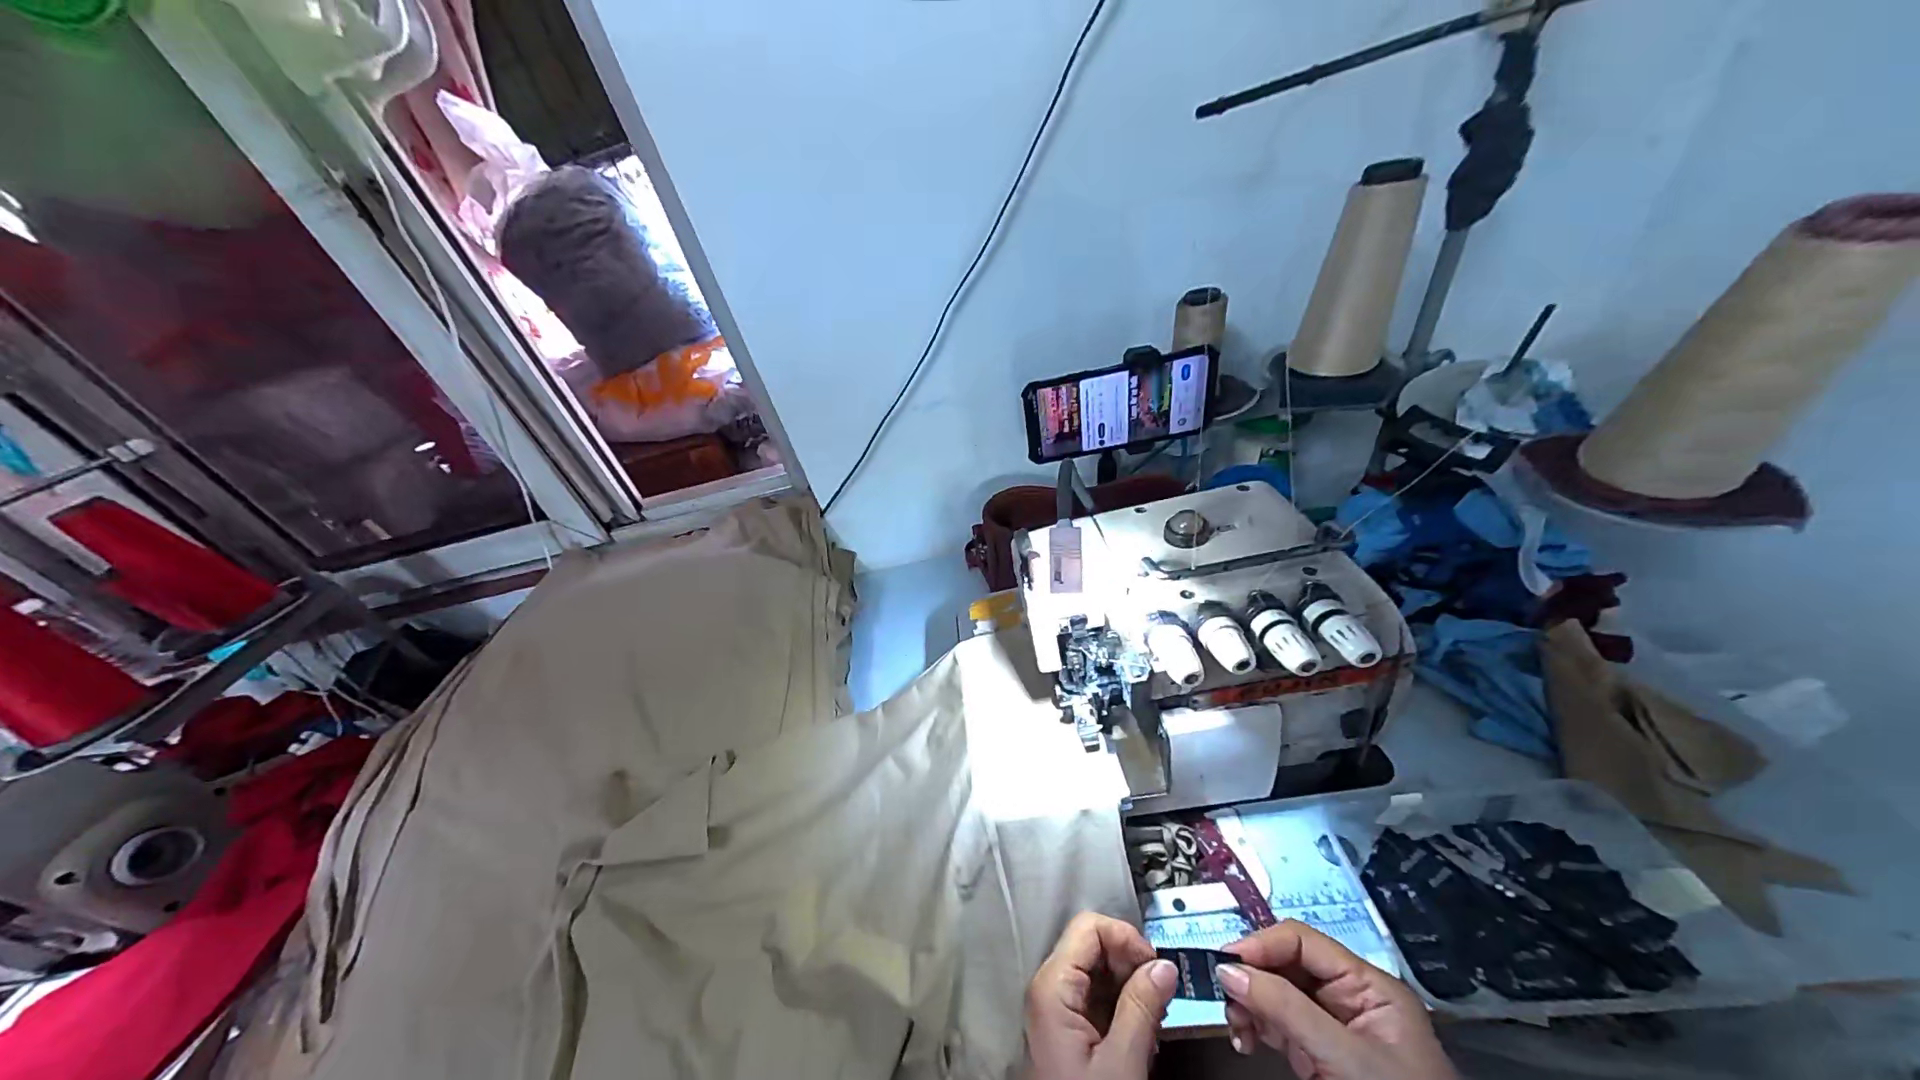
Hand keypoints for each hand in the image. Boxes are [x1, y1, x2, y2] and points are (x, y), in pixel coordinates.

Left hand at [1022, 912, 1178, 1079]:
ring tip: (1155, 1017)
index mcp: (1052, 985)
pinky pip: (1098, 995)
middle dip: (1132, 962)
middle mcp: (1050, 986)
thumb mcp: (1121, 1063)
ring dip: (1132, 985)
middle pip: (1093, 944)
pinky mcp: (1068, 1026)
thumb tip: (1164, 965)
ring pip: (1098, 969)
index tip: (1156, 967)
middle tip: (1163, 994)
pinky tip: (1143, 1029)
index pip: (1088, 927)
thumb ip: (1142, 1007)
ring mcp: (1057, 1006)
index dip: (1125, 938)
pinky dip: (1124, 1004)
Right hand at [1217, 919, 1457, 1079]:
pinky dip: (1255, 1028)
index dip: (1261, 945)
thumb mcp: (1344, 1057)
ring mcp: (1332, 1027)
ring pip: (1275, 993)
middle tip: (1224, 999)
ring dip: (1248, 1005)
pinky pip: (1277, 1024)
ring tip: (1236, 1029)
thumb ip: (1286, 1009)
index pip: (1302, 942)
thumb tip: (1228, 970)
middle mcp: (1348, 998)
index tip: (1225, 963)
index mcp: (1368, 985)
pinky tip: (1245, 1041)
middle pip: (1285, 965)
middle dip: (1251, 979)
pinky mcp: (1318, 1054)